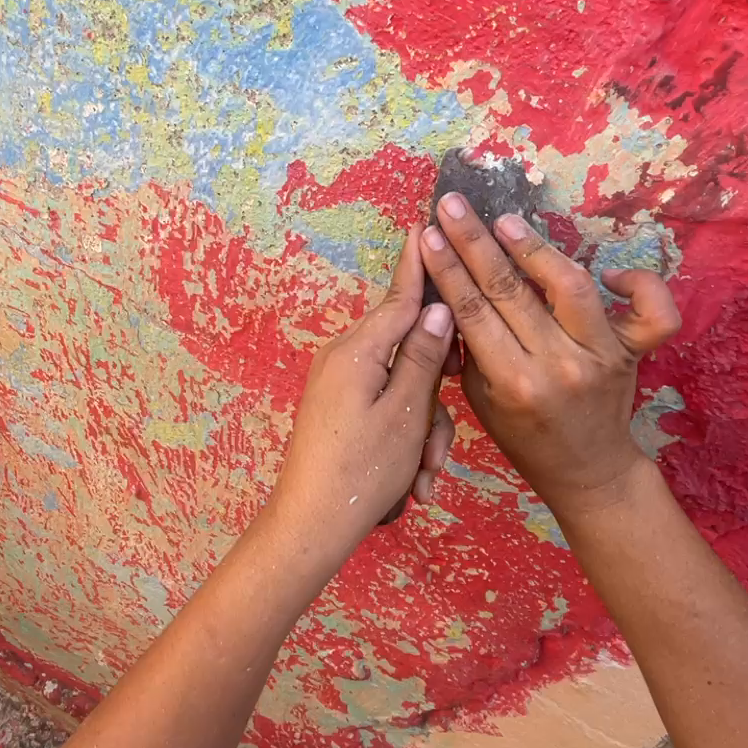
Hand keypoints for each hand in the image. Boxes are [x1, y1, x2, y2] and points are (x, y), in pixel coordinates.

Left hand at [269, 228, 457, 560]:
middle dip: (432, 404)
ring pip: (402, 390)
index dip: (418, 264)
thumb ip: (422, 357)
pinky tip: (407, 483)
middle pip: (409, 354)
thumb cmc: (361, 469)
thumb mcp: (405, 413)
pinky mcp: (339, 406)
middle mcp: (344, 357)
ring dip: (420, 434)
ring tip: (419, 479)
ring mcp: (340, 383)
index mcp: (357, 350)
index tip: (425, 223)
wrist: (310, 524)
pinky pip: (385, 409)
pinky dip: (402, 441)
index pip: (399, 297)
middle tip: (434, 452)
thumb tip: (437, 309)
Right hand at [421, 193, 680, 514]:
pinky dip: (639, 283)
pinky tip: (609, 269)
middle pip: (509, 289)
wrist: (586, 469)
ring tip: (505, 220)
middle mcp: (559, 365)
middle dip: (474, 241)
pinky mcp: (635, 352)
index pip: (472, 311)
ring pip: (569, 285)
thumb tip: (449, 285)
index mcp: (512, 383)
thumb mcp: (478, 397)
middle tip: (453, 205)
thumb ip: (468, 344)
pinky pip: (653, 311)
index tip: (427, 232)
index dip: (447, 267)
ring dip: (534, 247)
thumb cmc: (522, 433)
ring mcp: (602, 355)